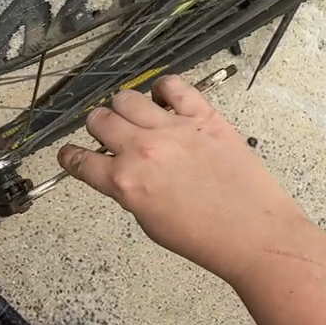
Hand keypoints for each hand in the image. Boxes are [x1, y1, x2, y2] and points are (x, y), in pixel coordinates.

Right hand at [56, 75, 306, 283]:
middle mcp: (142, 150)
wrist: (255, 235)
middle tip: (111, 136)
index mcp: (125, 182)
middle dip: (98, 128)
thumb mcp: (149, 222)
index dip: (70, 157)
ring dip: (124, 108)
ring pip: (126, 97)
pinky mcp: (202, 117)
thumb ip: (128, 190)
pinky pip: (172, 85)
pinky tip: (164, 101)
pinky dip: (163, 89)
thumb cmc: (203, 238)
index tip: (71, 155)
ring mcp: (172, 129)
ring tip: (138, 118)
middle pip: (98, 119)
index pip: (80, 160)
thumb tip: (121, 169)